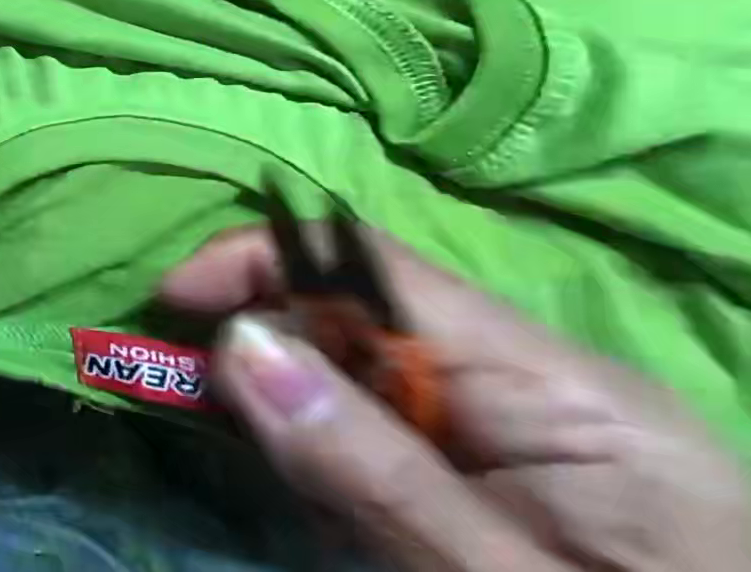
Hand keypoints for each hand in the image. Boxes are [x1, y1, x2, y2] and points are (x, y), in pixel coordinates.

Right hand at [160, 225, 750, 571]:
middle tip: (199, 399)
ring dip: (288, 400)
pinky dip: (320, 441)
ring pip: (357, 365)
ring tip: (270, 467)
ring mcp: (520, 425)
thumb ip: (373, 473)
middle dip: (269, 339)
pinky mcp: (490, 464)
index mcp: (577, 396)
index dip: (266, 261)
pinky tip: (315, 489)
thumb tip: (238, 343)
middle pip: (364, 313)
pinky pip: (375, 418)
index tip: (173, 295)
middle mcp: (546, 384)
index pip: (386, 271)